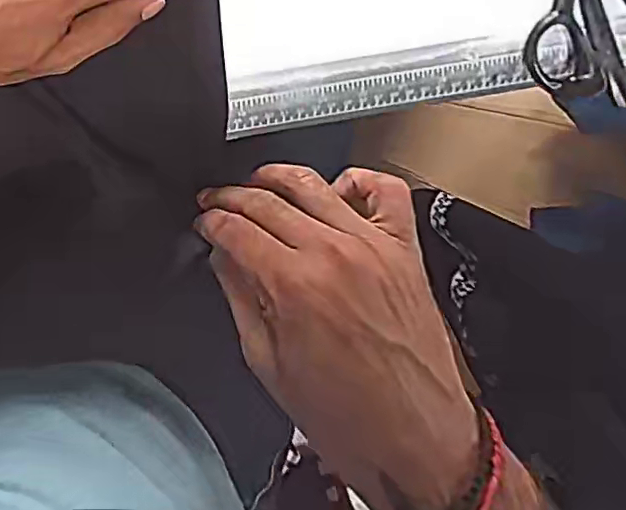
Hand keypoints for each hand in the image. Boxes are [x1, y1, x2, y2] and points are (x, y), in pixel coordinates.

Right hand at [197, 166, 478, 508]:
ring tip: (257, 184)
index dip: (209, 220)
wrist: (422, 448)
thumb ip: (238, 296)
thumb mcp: (268, 363)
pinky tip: (334, 190)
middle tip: (216, 202)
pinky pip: (382, 189)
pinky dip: (355, 179)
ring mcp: (372, 246)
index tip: (203, 223)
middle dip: (228, 196)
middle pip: (263, 199)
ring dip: (273, 176)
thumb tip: (222, 256)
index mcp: (294, 286)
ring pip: (310, 181)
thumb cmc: (350, 420)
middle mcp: (332, 255)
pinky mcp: (404, 250)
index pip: (234, 227)